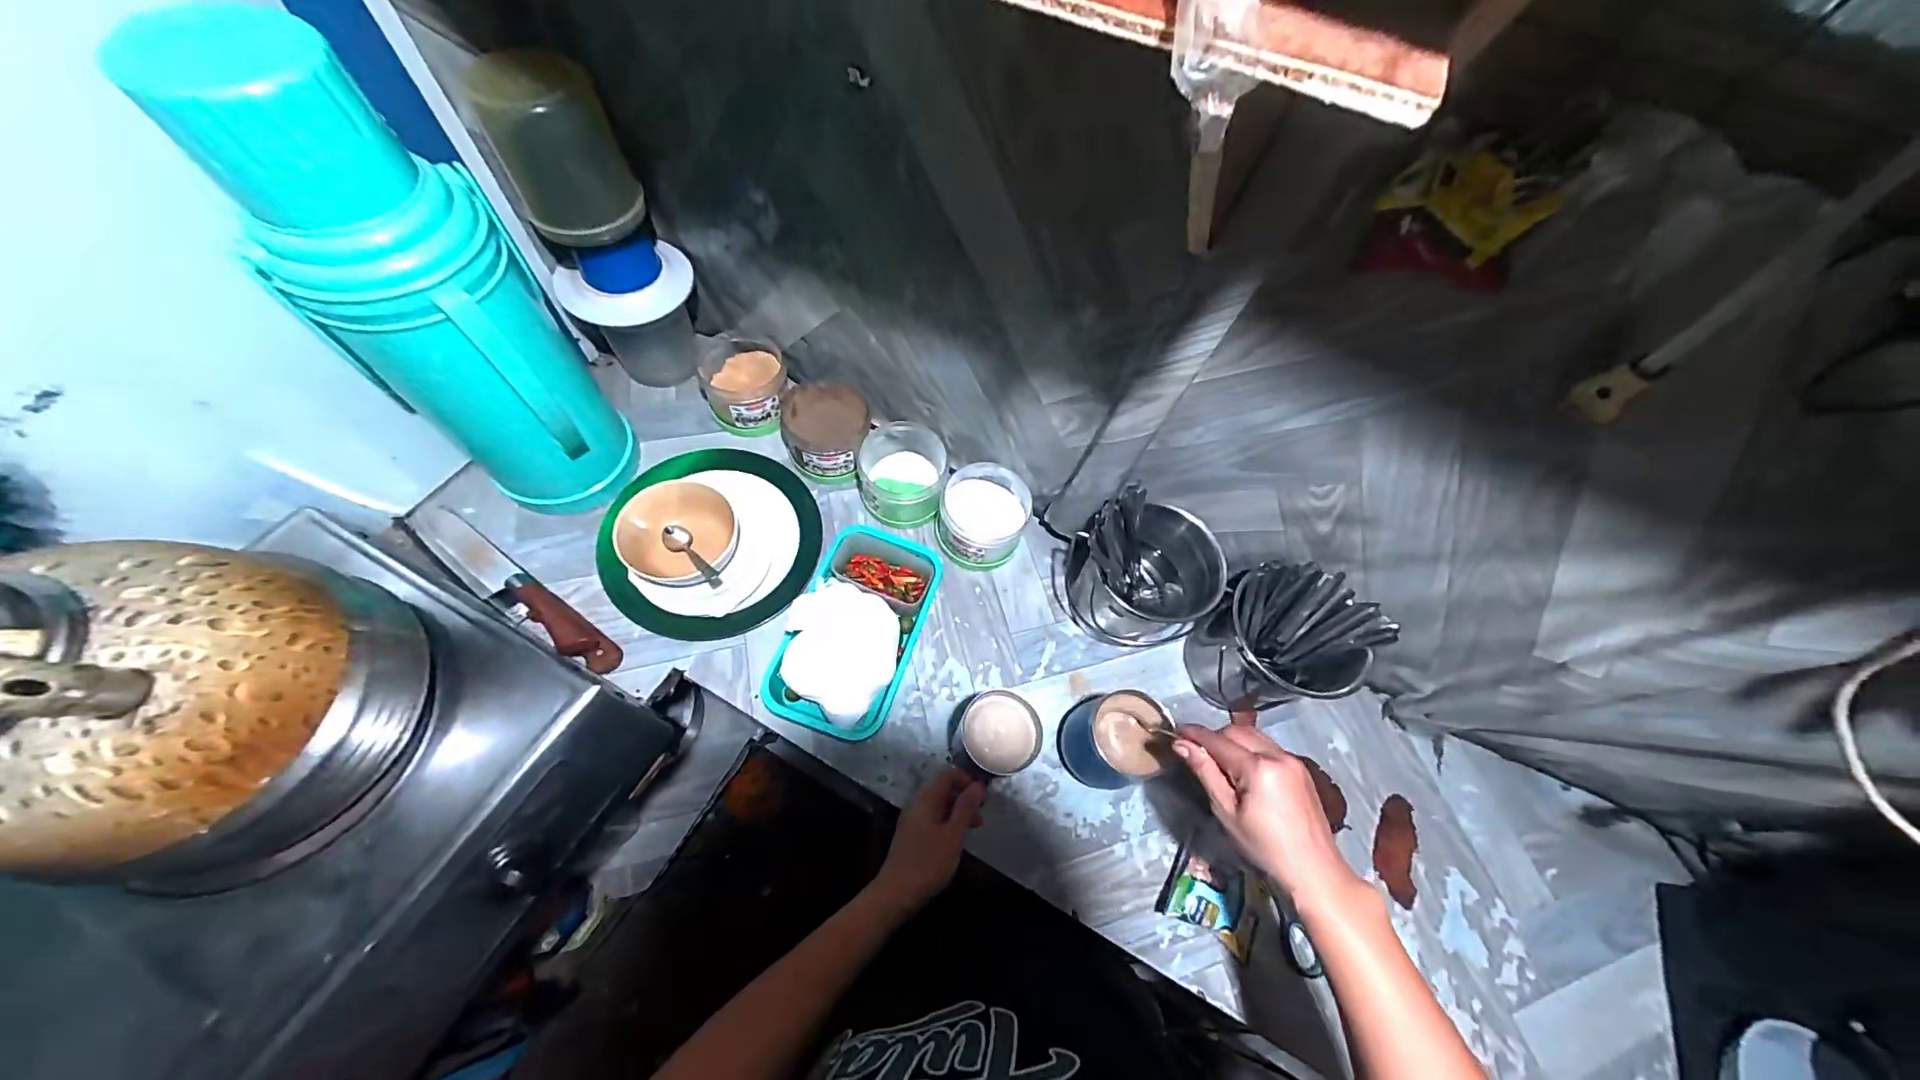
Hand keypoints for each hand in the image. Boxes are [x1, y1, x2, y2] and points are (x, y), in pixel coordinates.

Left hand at [869, 768, 985, 914]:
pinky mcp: (911, 836)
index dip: (967, 780)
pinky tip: (956, 840)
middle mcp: (917, 805)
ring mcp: (912, 821)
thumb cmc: (928, 863)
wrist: (895, 894)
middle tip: (982, 814)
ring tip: (975, 828)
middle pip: (943, 789)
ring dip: (958, 812)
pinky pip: (933, 820)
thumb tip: (978, 785)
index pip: (948, 774)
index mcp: (926, 799)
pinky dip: (948, 823)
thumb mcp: (952, 835)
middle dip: (964, 797)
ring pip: (939, 806)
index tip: (982, 798)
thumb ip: (965, 808)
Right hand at [1172, 722, 1359, 909]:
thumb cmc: (1264, 847)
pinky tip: (1244, 770)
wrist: (1314, 870)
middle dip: (1214, 736)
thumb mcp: (1226, 812)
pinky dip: (1251, 749)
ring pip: (1254, 735)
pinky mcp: (1301, 769)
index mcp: (1258, 767)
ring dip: (1233, 740)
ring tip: (1218, 761)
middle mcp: (1278, 755)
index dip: (1195, 734)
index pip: (1218, 740)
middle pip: (1237, 731)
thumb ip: (1205, 772)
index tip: (1177, 733)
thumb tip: (1182, 745)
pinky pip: (1269, 746)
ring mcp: (1293, 760)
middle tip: (1197, 752)